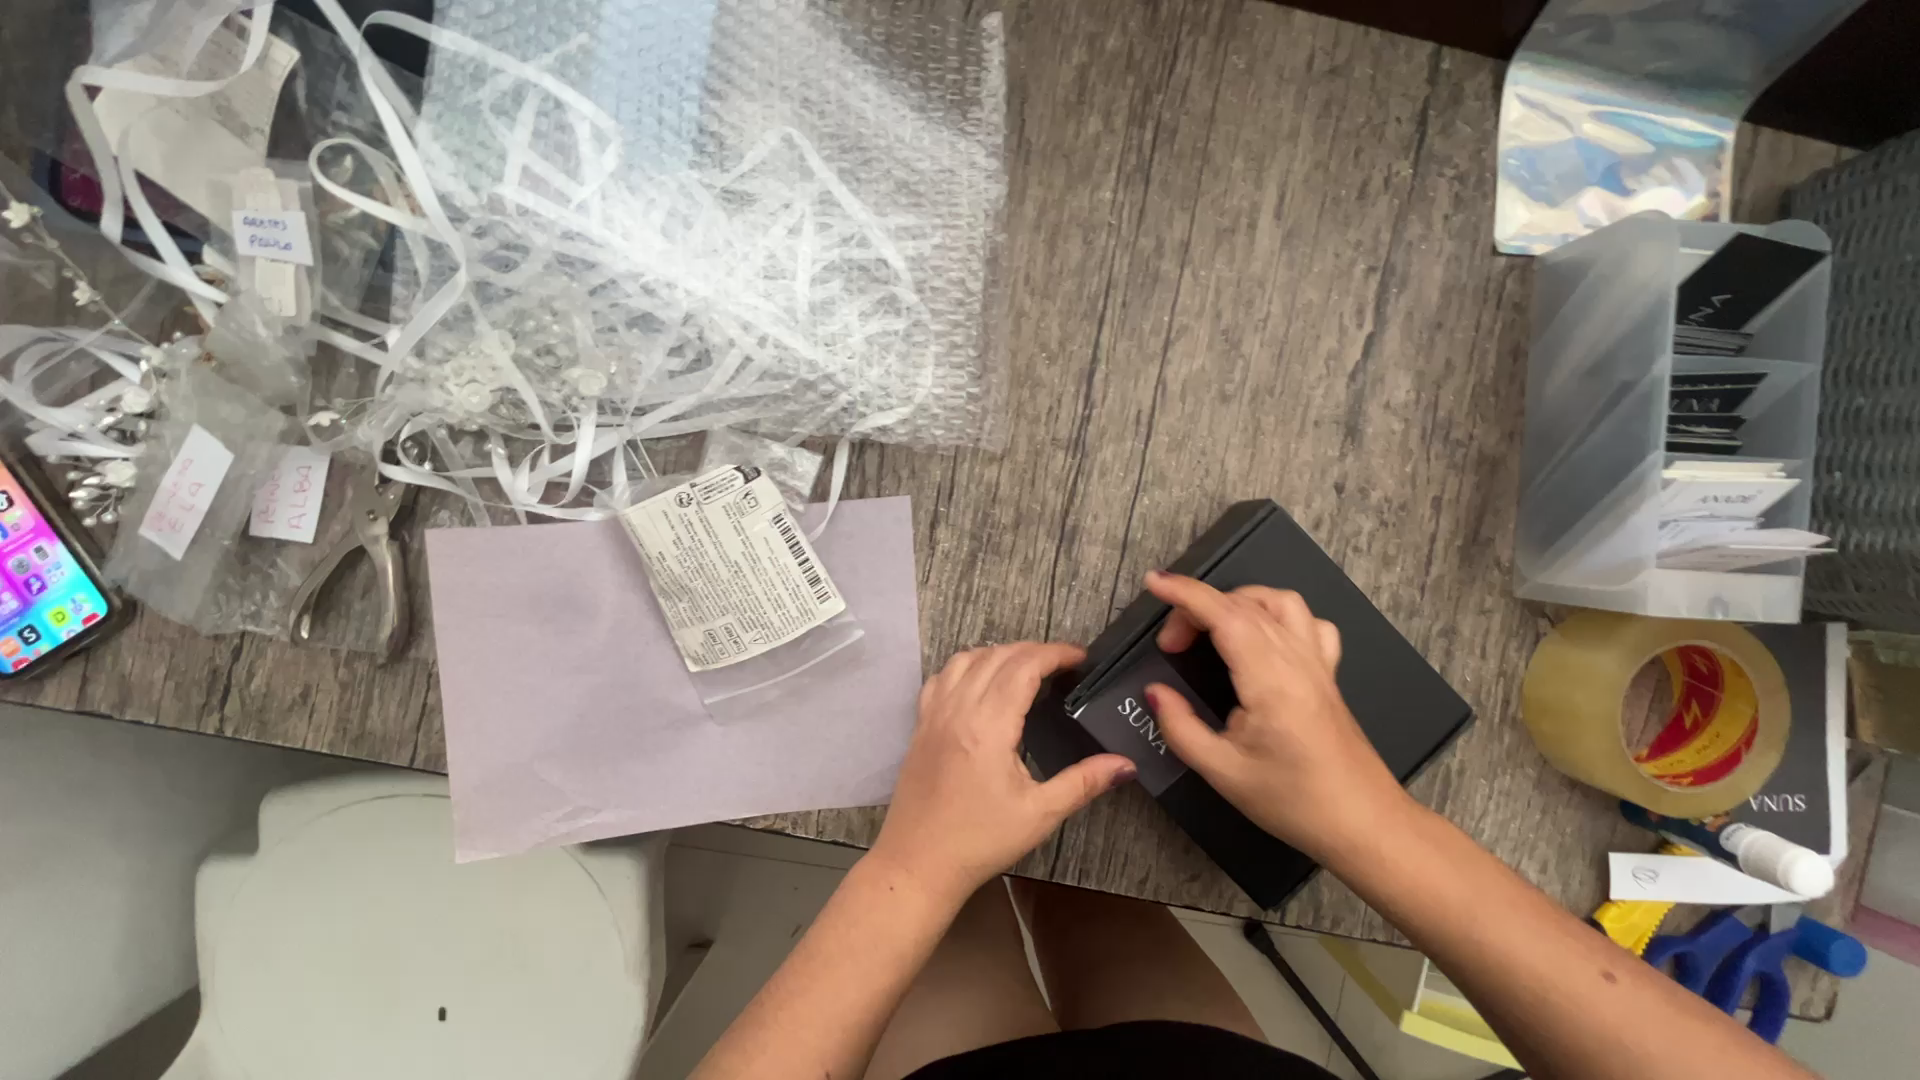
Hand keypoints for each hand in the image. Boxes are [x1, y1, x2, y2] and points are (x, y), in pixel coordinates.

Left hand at [870, 643, 1136, 904]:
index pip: (1024, 666)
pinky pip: (941, 677)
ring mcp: (934, 714)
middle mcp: (958, 709)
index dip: (1055, 653)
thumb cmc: (980, 840)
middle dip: (1033, 650)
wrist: (917, 863)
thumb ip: (1083, 782)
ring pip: (966, 659)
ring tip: (1026, 667)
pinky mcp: (920, 724)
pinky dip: (966, 665)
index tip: (1081, 658)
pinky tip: (980, 680)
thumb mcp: (1039, 814)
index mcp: (988, 725)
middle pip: (997, 656)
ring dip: (999, 653)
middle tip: (1063, 664)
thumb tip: (1127, 764)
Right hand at [1142, 571, 1413, 861]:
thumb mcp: (1223, 772)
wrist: (1364, 824)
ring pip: (1280, 601)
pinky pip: (1307, 623)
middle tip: (1171, 647)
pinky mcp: (1327, 674)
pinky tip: (1260, 637)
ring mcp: (1318, 664)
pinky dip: (1277, 614)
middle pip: (1244, 604)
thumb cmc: (1295, 802)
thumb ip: (1181, 727)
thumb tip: (1156, 692)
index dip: (1186, 594)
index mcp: (1271, 681)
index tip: (1154, 583)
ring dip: (1238, 600)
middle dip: (1197, 608)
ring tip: (1210, 627)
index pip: (1226, 615)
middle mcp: (1298, 661)